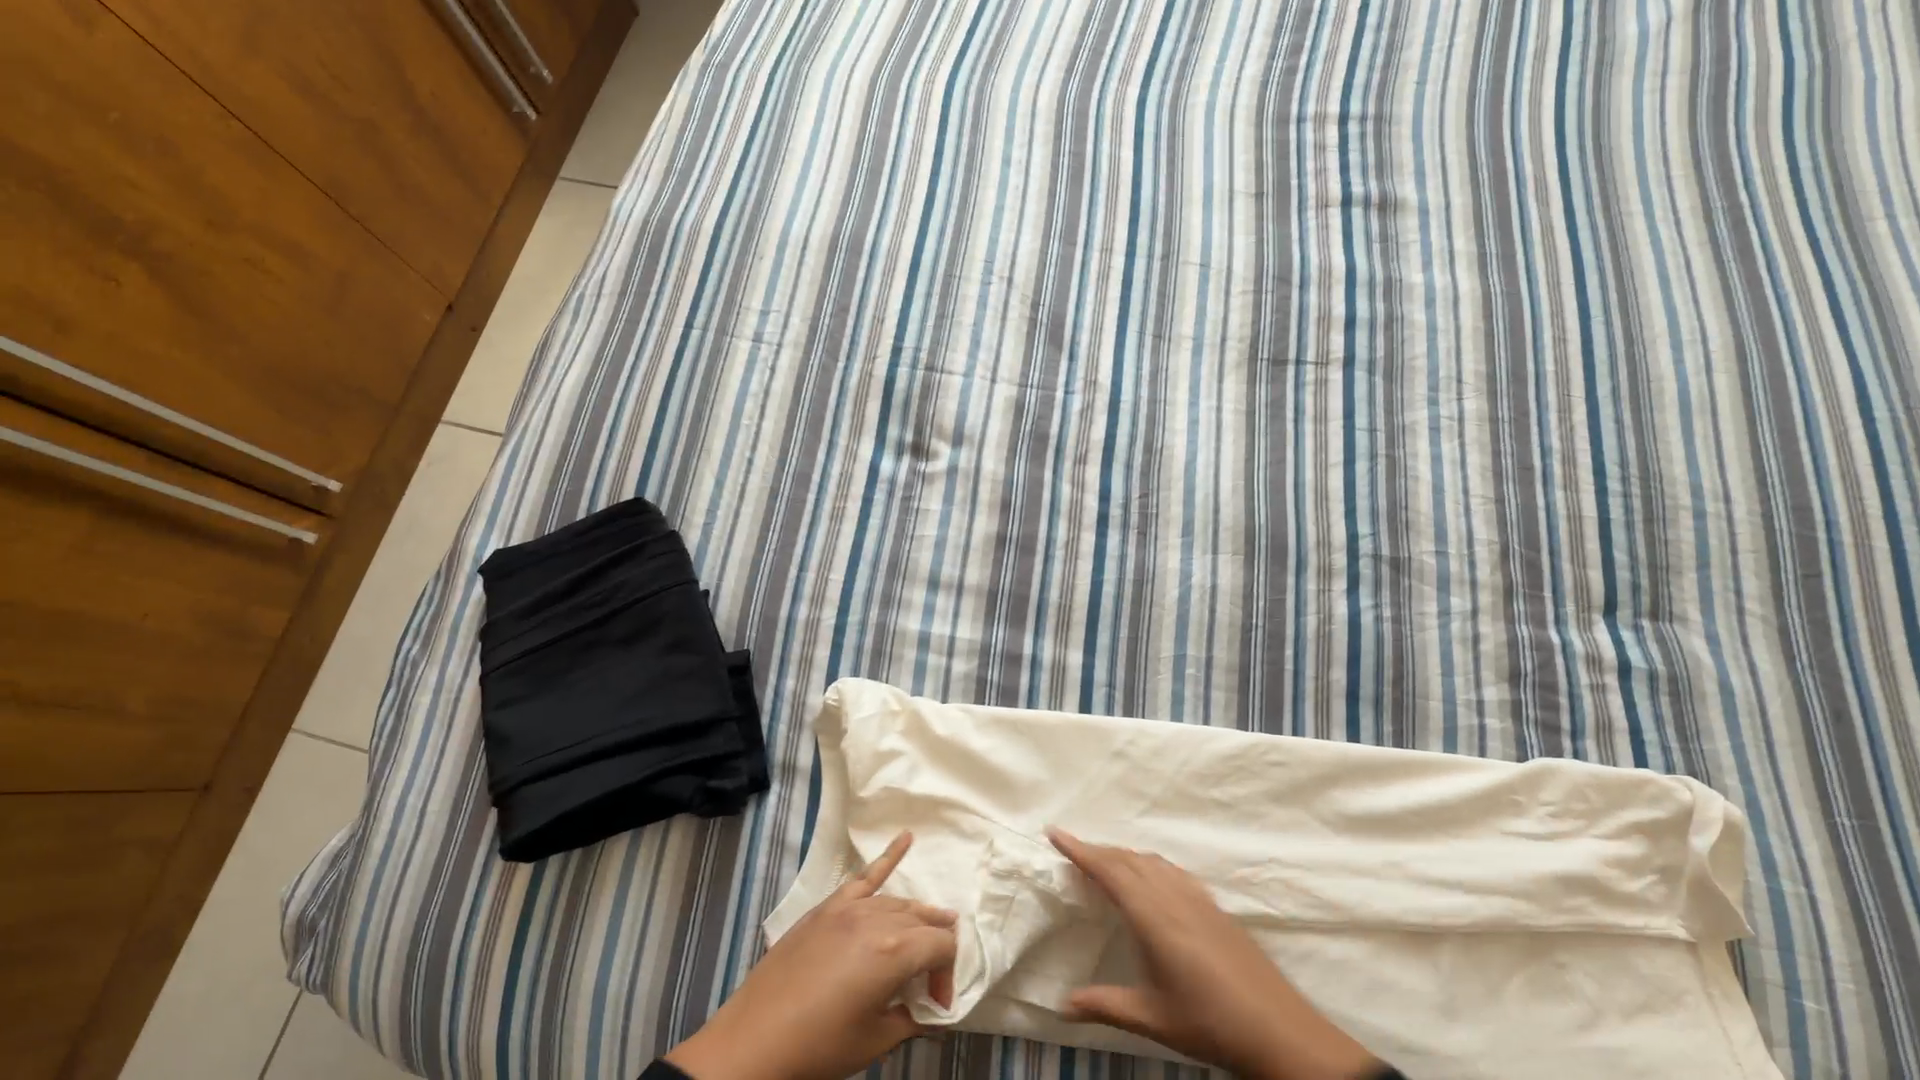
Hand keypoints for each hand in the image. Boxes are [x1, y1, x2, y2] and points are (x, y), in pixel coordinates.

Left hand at [665, 832, 956, 1079]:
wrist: (753, 1041)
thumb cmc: (818, 1045)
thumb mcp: (875, 1040)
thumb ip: (912, 1019)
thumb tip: (934, 1014)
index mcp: (893, 953)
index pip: (942, 948)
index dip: (947, 976)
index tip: (936, 1006)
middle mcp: (874, 920)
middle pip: (921, 922)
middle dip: (934, 950)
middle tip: (933, 981)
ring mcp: (847, 910)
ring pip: (896, 903)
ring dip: (917, 918)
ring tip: (934, 928)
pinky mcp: (825, 909)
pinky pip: (862, 878)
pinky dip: (887, 858)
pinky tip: (906, 838)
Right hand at [1048, 830, 1380, 1079]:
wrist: (1280, 1030)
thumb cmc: (1211, 1023)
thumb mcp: (1152, 1019)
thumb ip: (1105, 1005)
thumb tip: (1061, 1004)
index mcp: (1155, 918)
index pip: (1111, 872)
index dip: (1081, 851)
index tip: (1055, 832)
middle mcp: (1176, 899)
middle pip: (1131, 860)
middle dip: (1099, 850)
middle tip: (1071, 848)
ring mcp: (1200, 901)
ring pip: (1154, 863)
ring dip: (1125, 855)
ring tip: (1105, 861)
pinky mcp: (1217, 910)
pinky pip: (1174, 873)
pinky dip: (1151, 865)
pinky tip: (1153, 879)